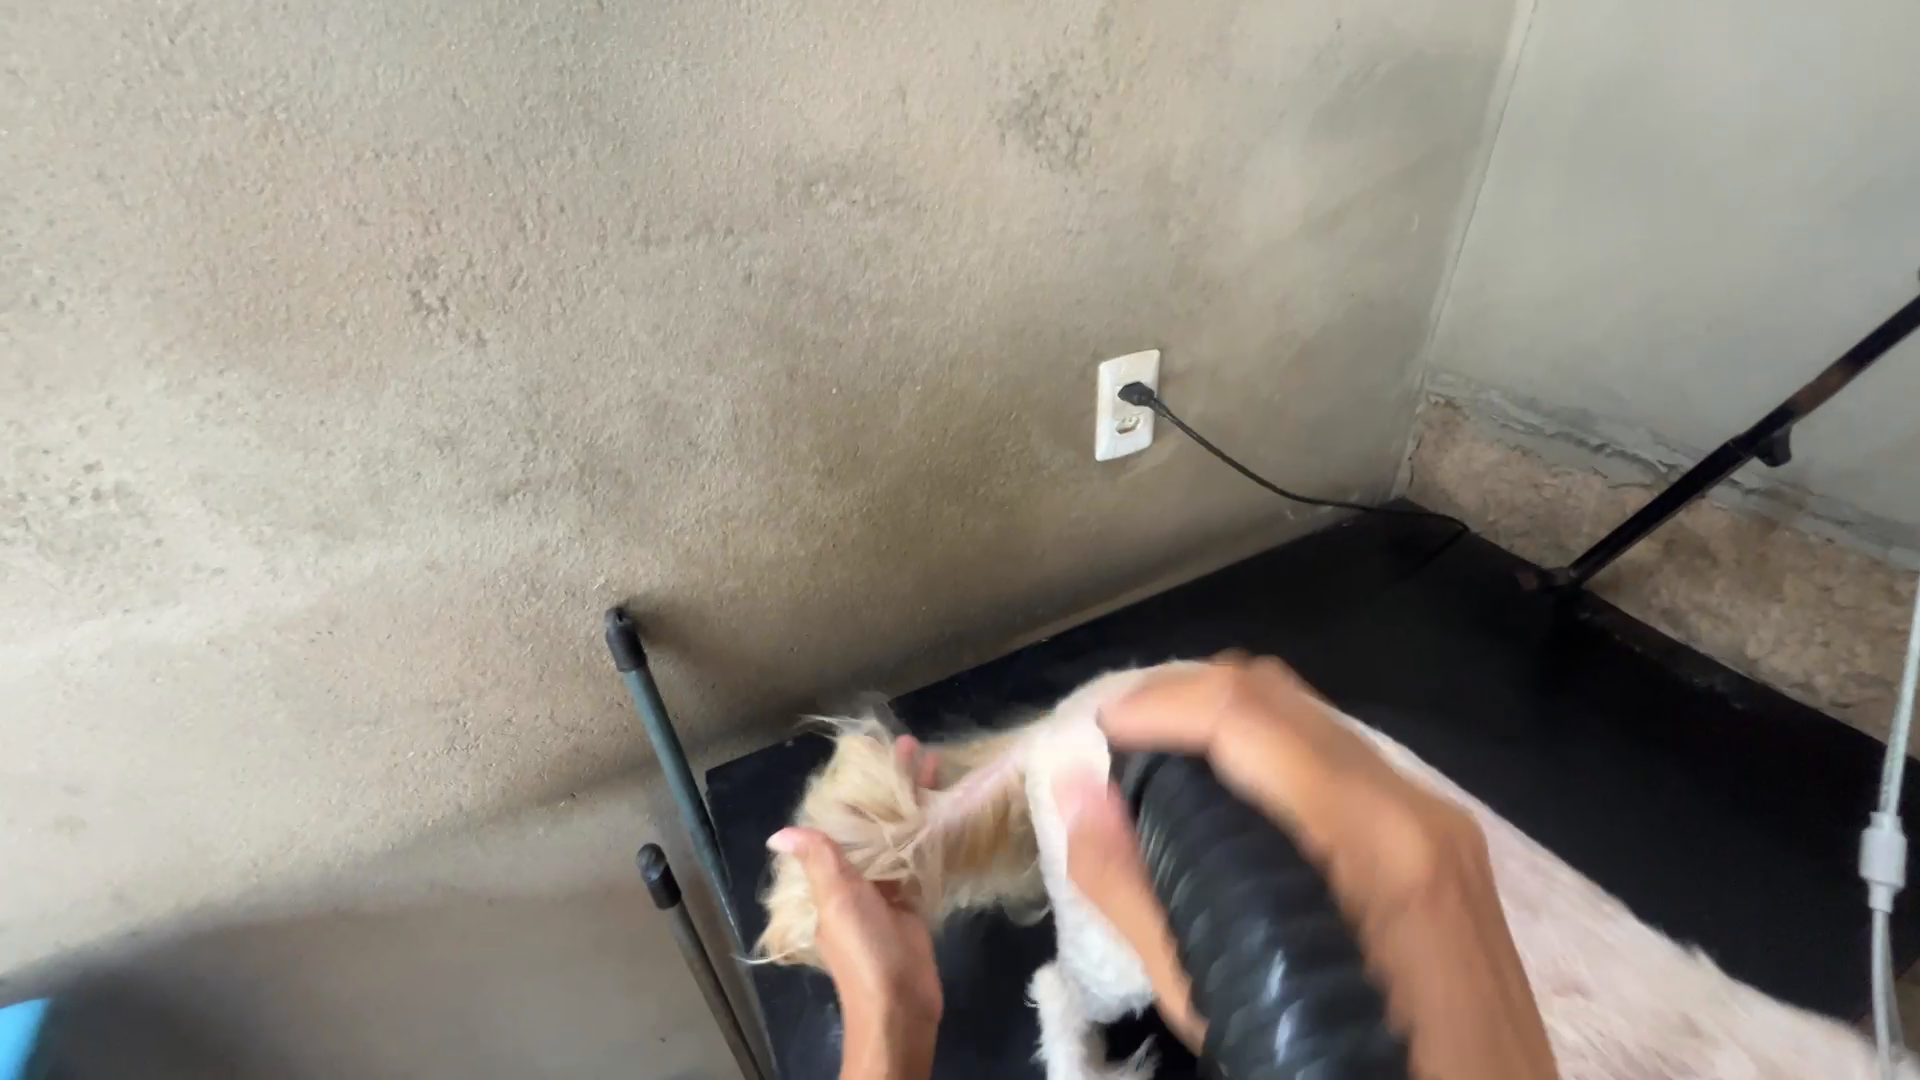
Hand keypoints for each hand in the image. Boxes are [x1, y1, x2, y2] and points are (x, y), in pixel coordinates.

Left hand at [767, 737, 943, 1079]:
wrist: (900, 1004)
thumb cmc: (864, 949)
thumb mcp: (838, 901)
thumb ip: (819, 861)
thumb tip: (778, 834)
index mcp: (833, 875)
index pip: (844, 819)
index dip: (859, 786)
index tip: (875, 754)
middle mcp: (858, 876)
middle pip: (877, 819)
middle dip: (893, 784)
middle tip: (912, 746)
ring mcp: (889, 887)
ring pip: (902, 832)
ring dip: (915, 800)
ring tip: (934, 762)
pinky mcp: (915, 898)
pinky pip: (922, 856)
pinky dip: (932, 831)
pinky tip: (946, 807)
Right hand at [1055, 657, 1556, 1079]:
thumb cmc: (1346, 1076)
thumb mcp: (1219, 1005)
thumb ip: (1133, 891)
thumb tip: (1075, 793)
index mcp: (1367, 840)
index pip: (1242, 714)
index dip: (1154, 704)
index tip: (1096, 732)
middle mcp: (1409, 802)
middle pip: (1271, 689)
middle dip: (1178, 695)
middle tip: (1118, 739)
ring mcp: (1433, 811)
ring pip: (1302, 707)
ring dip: (1217, 711)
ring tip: (1160, 753)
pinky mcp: (1438, 831)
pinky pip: (1329, 745)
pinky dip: (1259, 739)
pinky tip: (1226, 784)